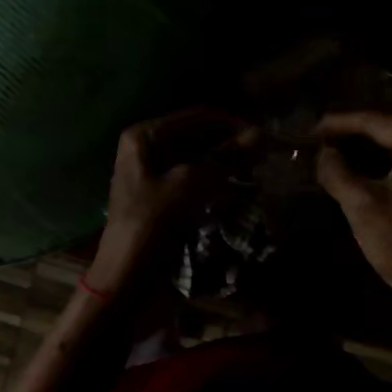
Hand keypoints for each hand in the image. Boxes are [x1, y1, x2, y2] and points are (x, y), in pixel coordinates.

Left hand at [88, 109, 255, 294]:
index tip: (266, 134)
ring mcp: (151, 175)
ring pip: (197, 162)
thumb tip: (260, 133)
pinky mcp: (160, 199)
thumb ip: (225, 157)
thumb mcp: (190, 185)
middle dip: (228, 147)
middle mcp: (145, 149)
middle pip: (196, 139)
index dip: (231, 124)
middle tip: (265, 157)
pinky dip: (213, 186)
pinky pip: (192, 183)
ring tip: (256, 174)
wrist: (126, 275)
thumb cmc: (152, 223)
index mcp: (144, 136)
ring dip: (224, 168)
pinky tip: (237, 192)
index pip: (196, 117)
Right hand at [314, 111, 391, 336]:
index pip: (375, 122)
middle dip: (348, 133)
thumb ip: (337, 173)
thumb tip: (321, 153)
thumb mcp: (361, 207)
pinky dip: (374, 161)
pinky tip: (349, 168)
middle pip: (385, 128)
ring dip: (359, 147)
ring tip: (326, 151)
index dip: (338, 123)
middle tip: (314, 139)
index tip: (308, 128)